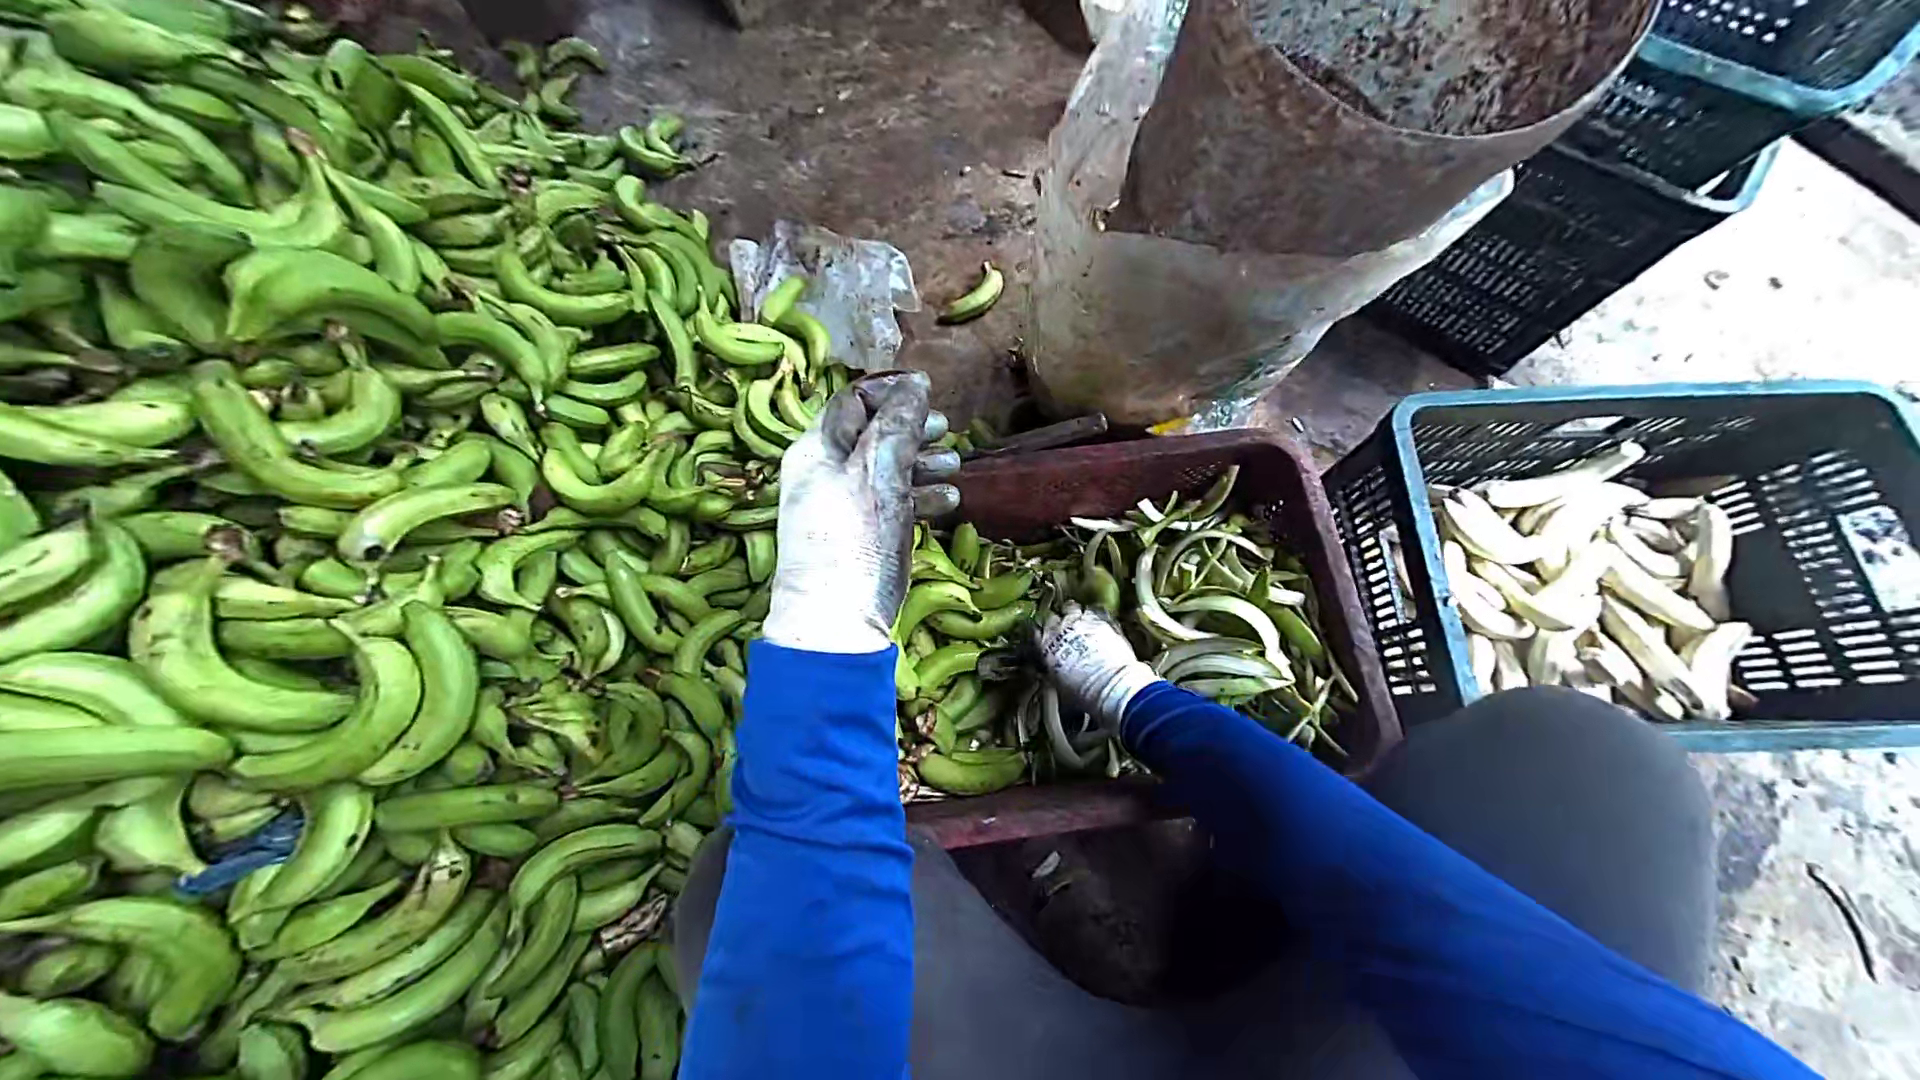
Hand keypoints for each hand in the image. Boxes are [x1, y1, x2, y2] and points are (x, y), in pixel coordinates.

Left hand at [762, 372, 960, 653]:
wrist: (836, 624)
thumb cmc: (856, 542)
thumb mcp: (879, 473)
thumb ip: (897, 425)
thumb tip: (914, 383)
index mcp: (817, 450)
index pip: (853, 402)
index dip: (890, 392)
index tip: (928, 392)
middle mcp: (824, 474)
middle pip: (871, 435)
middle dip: (911, 429)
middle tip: (945, 430)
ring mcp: (840, 507)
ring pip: (884, 470)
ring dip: (921, 463)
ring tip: (953, 466)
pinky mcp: (858, 537)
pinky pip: (889, 503)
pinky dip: (917, 496)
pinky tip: (945, 501)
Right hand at [1037, 602, 1160, 727]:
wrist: (1110, 686)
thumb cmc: (1082, 692)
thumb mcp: (1058, 687)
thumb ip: (1051, 674)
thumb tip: (1052, 675)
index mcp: (1044, 645)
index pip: (1035, 631)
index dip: (1040, 634)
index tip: (1044, 638)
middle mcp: (1059, 629)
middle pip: (1053, 616)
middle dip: (1057, 621)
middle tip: (1063, 629)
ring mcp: (1081, 621)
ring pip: (1072, 607)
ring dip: (1074, 614)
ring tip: (1080, 621)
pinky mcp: (1102, 620)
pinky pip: (1094, 610)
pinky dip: (1095, 614)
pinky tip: (1098, 621)